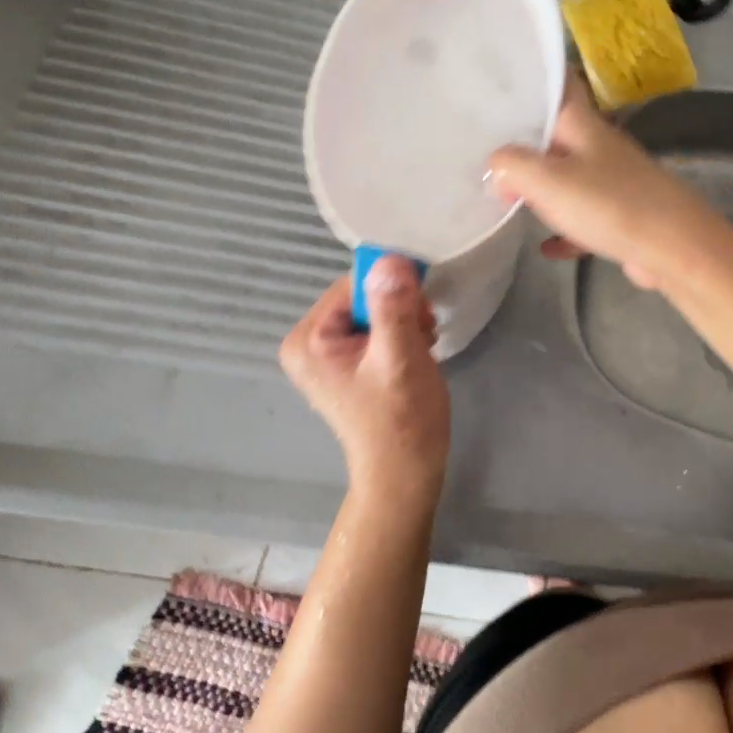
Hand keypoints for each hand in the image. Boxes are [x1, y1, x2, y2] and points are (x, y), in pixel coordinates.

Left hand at [280, 257, 449, 493]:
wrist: (406, 473)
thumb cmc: (401, 419)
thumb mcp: (400, 358)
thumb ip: (392, 308)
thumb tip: (390, 259)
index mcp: (308, 339)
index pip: (354, 285)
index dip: (393, 291)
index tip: (421, 316)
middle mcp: (308, 343)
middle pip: (364, 297)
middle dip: (402, 310)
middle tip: (424, 337)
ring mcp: (326, 356)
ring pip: (376, 312)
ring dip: (406, 323)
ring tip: (420, 351)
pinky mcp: (347, 366)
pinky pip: (377, 330)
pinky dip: (402, 337)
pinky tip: (415, 357)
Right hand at [488, 85, 726, 291]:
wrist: (675, 248)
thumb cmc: (610, 205)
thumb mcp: (548, 181)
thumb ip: (511, 166)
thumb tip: (496, 167)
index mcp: (583, 126)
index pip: (559, 85)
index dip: (532, 78)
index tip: (497, 81)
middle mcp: (600, 148)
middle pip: (558, 135)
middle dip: (525, 141)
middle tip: (484, 148)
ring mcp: (615, 183)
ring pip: (570, 178)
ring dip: (543, 188)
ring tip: (507, 197)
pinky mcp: (624, 219)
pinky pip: (586, 220)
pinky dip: (565, 231)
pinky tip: (547, 247)